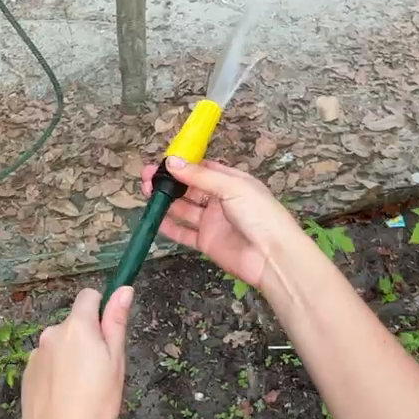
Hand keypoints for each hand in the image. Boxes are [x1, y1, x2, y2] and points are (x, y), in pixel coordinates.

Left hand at [18, 287, 131, 418]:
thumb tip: (124, 289)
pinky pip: (47, 364)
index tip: (108, 338)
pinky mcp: (27, 375)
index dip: (101, 312)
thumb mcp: (115, 362)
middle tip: (99, 373)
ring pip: (60, 346)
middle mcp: (51, 334)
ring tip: (81, 391)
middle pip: (74, 324)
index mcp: (76, 327)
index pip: (88, 296)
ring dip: (70, 358)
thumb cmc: (96, 404)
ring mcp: (36, 355)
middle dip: (87, 340)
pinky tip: (64, 399)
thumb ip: (116, 322)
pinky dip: (56, 374)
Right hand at [141, 156, 306, 289]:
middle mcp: (220, 200)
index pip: (202, 169)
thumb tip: (172, 162)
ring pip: (184, 208)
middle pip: (189, 188)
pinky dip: (169, 226)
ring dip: (166, 201)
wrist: (271, 256)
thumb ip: (200, 176)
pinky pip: (184, 233)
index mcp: (231, 182)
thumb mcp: (232, 187)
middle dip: (169, 182)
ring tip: (146, 193)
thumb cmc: (260, 215)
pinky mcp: (207, 242)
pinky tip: (155, 219)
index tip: (161, 162)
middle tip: (147, 177)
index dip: (182, 165)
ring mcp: (213, 222)